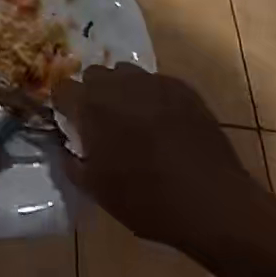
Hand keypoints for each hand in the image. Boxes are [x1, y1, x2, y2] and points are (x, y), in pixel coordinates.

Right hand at [53, 63, 275, 245]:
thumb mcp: (97, 190)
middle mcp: (118, 84)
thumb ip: (71, 162)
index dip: (64, 105)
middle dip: (93, 94)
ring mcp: (152, 82)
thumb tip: (66, 147)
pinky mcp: (182, 88)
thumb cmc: (147, 200)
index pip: (62, 88)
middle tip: (103, 124)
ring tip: (135, 121)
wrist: (213, 203)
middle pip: (93, 75)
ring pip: (125, 73)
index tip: (71, 123)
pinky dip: (152, 97)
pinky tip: (165, 125)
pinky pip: (156, 83)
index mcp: (91, 106)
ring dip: (122, 91)